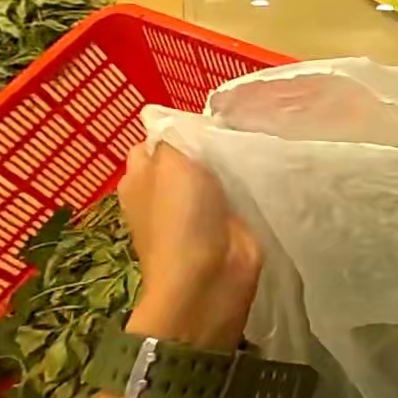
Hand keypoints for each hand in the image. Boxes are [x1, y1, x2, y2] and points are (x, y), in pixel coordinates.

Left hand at [117, 143, 259, 351]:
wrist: (209, 276)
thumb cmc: (181, 214)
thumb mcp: (169, 160)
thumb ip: (172, 135)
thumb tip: (177, 125)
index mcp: (139, 178)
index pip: (153, 141)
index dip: (176, 128)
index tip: (203, 122)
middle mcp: (162, 194)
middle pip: (187, 155)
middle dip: (207, 144)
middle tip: (232, 132)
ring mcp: (193, 212)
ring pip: (212, 173)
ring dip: (228, 165)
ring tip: (248, 149)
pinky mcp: (223, 226)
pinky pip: (234, 194)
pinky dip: (244, 186)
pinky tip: (258, 174)